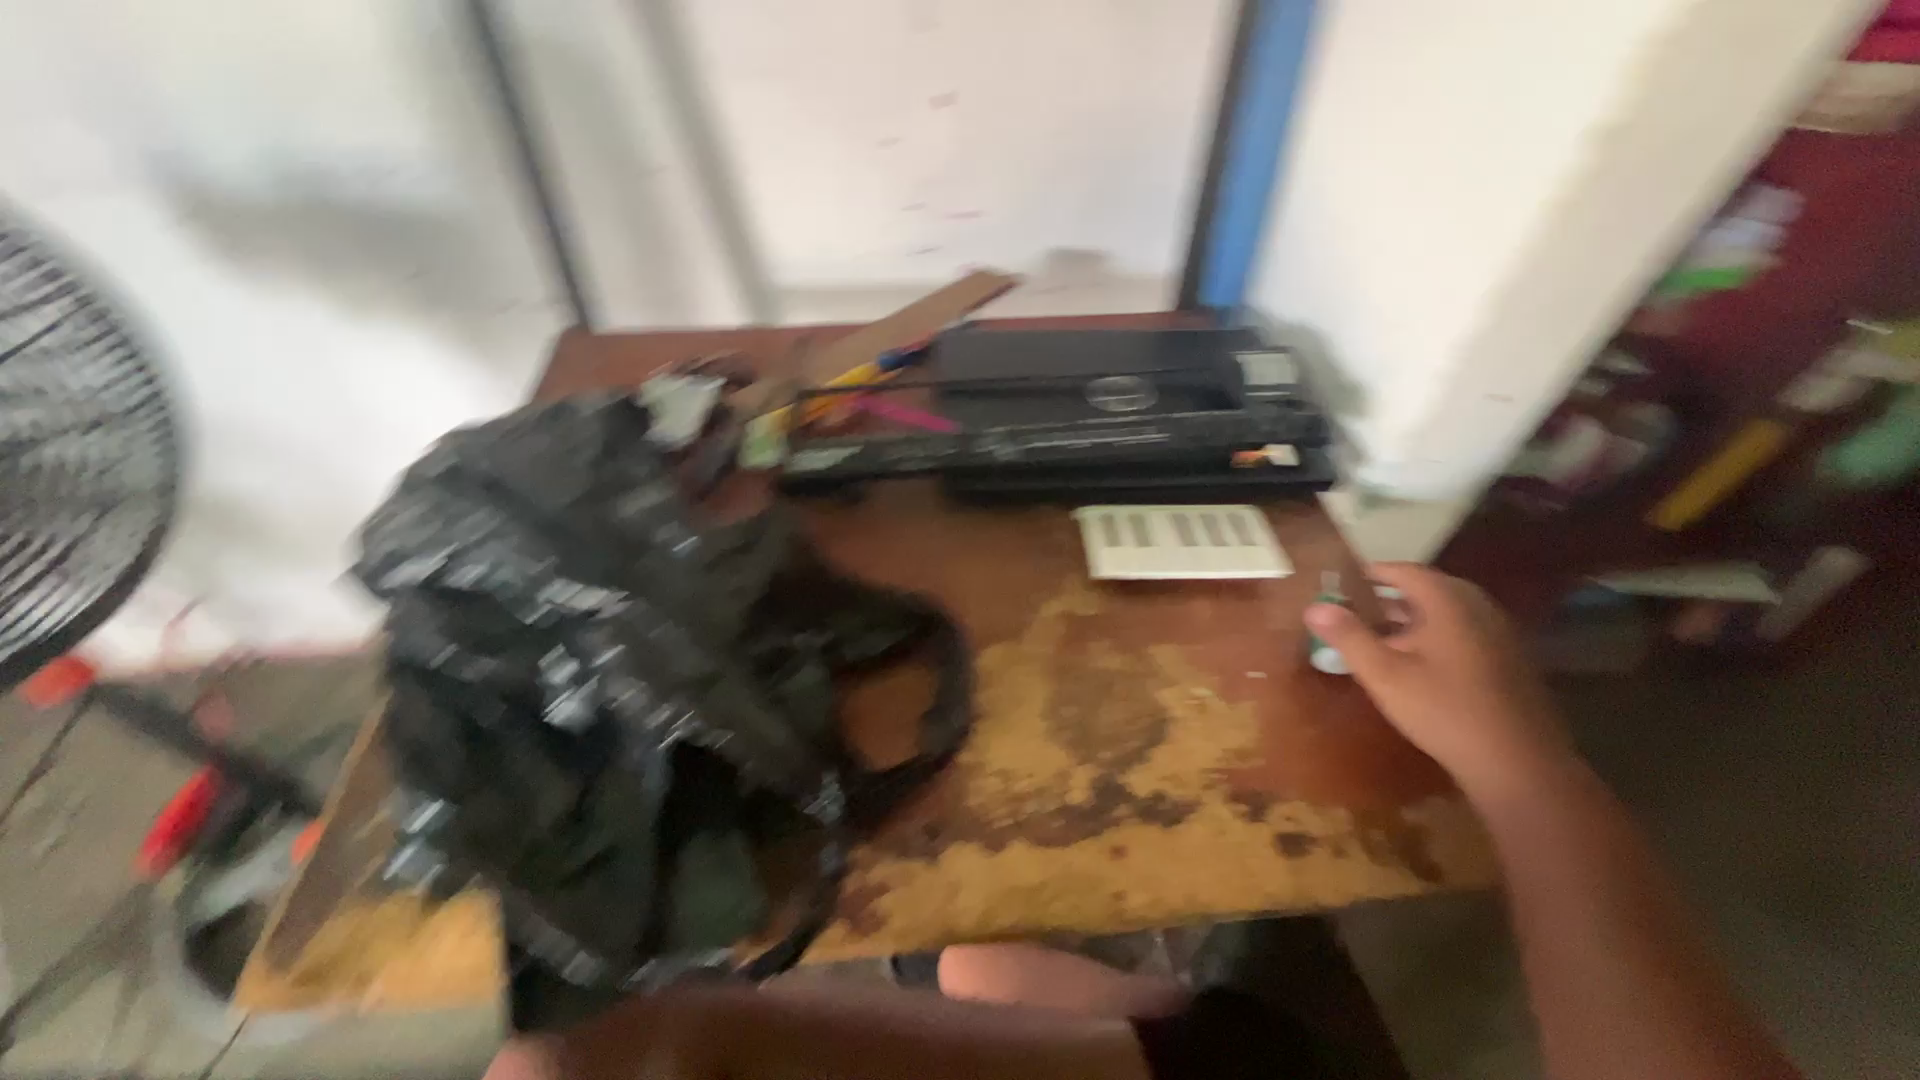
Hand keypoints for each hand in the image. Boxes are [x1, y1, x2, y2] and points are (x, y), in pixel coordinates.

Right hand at [1304, 563, 1573, 797]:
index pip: (1406, 571)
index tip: (1343, 580)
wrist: (1517, 763)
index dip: (1373, 573)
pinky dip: (1434, 636)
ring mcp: (1498, 635)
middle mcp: (1478, 609)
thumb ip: (1348, 637)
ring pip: (1446, 614)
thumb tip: (1313, 607)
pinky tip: (1415, 664)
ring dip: (1412, 618)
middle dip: (1390, 596)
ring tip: (1378, 635)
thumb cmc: (1444, 711)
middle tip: (1356, 608)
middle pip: (1428, 590)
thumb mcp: (1384, 675)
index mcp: (1449, 602)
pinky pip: (1463, 633)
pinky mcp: (1507, 661)